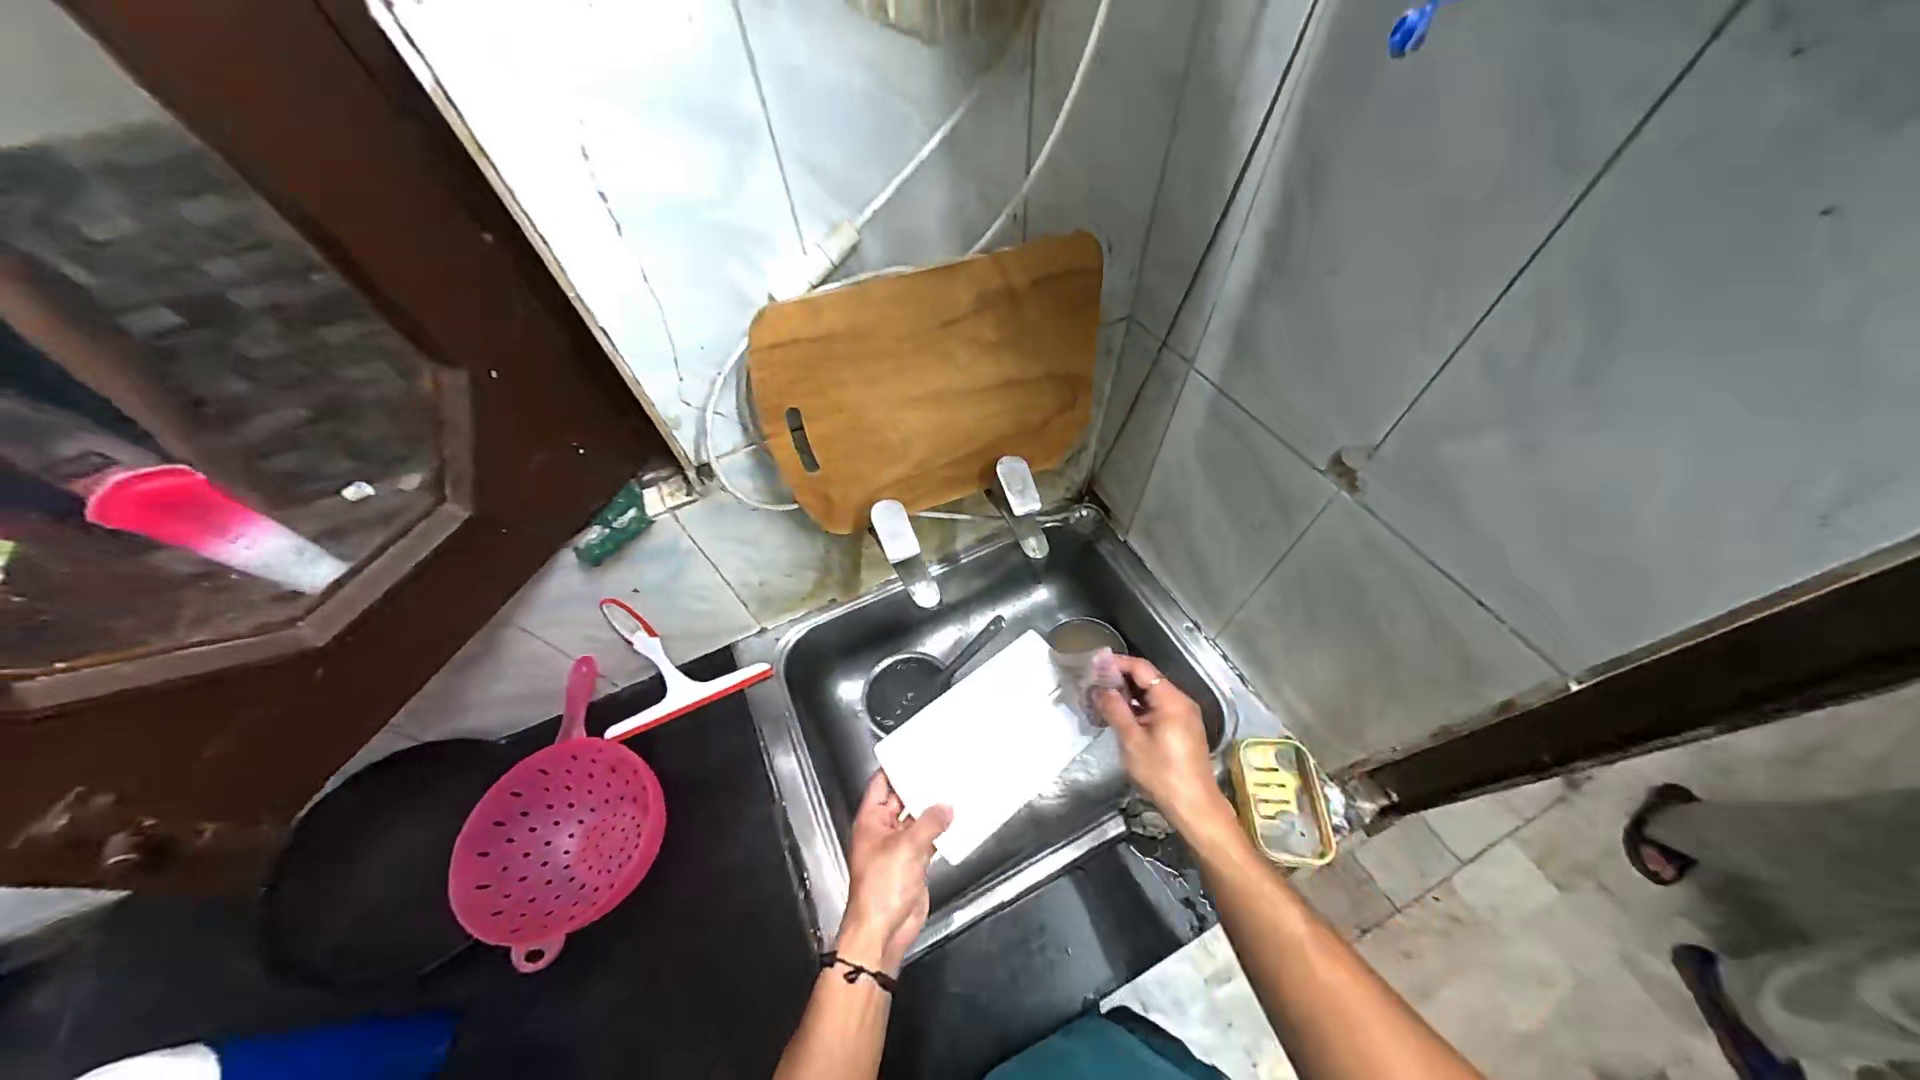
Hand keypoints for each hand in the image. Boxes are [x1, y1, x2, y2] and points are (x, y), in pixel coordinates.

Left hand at [839, 770, 951, 974]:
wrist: (883, 931)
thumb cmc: (883, 885)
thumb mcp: (907, 847)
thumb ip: (930, 823)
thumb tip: (948, 806)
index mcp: (871, 820)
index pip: (881, 784)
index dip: (895, 767)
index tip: (915, 752)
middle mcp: (883, 830)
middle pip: (901, 801)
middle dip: (919, 787)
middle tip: (943, 767)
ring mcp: (899, 847)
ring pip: (917, 821)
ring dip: (933, 810)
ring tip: (955, 788)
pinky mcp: (913, 863)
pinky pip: (928, 840)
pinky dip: (940, 832)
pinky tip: (958, 820)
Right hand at [1093, 655, 1232, 837]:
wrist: (1194, 807)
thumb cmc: (1162, 773)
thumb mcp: (1132, 741)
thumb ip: (1115, 709)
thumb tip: (1098, 688)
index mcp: (1171, 700)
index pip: (1141, 668)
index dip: (1116, 663)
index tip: (1093, 664)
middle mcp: (1181, 702)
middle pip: (1147, 679)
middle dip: (1119, 678)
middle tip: (1092, 682)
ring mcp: (1183, 716)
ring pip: (1151, 694)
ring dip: (1127, 694)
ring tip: (1100, 698)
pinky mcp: (1181, 729)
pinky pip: (1157, 708)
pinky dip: (1137, 708)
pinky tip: (1119, 715)